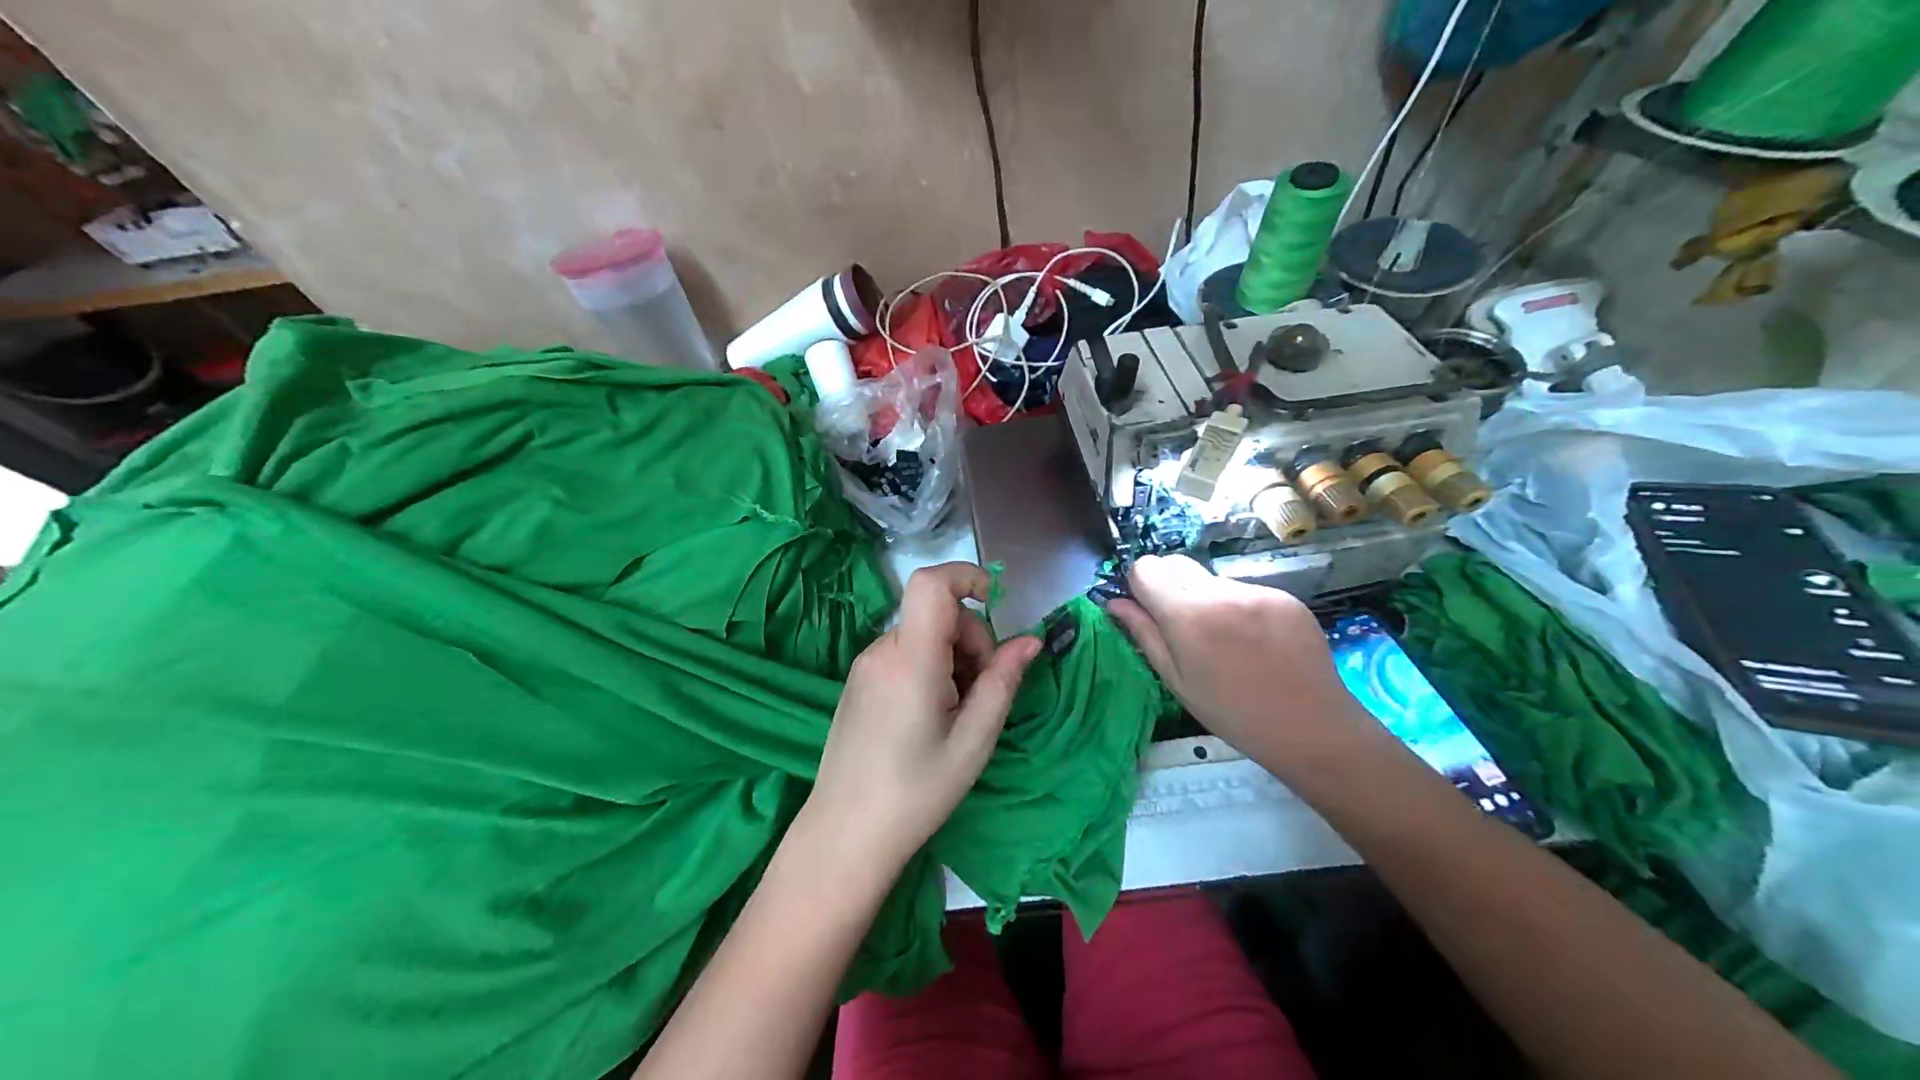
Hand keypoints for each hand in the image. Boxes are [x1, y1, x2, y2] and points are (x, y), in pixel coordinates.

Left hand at [803, 563, 1042, 872]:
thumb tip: (1030, 640)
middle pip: (938, 615)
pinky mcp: (859, 681)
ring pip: (924, 636)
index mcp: (911, 659)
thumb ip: (1003, 682)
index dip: (967, 577)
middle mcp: (883, 651)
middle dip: (972, 643)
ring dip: (952, 660)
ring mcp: (865, 665)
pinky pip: (905, 654)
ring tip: (956, 716)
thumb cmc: (917, 792)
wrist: (846, 833)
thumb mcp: (974, 740)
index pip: (931, 583)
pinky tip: (930, 717)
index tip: (996, 605)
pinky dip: (930, 669)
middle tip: (981, 697)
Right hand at [1106, 554, 1392, 780]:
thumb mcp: (1177, 681)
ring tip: (1224, 641)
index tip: (1147, 610)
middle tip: (1182, 627)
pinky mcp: (1285, 596)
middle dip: (1169, 586)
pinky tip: (1253, 642)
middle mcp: (1222, 592)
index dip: (1140, 586)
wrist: (1313, 728)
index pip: (1146, 567)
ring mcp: (1257, 591)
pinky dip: (1237, 608)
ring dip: (1205, 598)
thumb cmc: (1233, 714)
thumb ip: (1144, 634)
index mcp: (1189, 614)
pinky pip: (1244, 590)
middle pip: (1176, 563)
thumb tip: (1115, 602)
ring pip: (1211, 578)